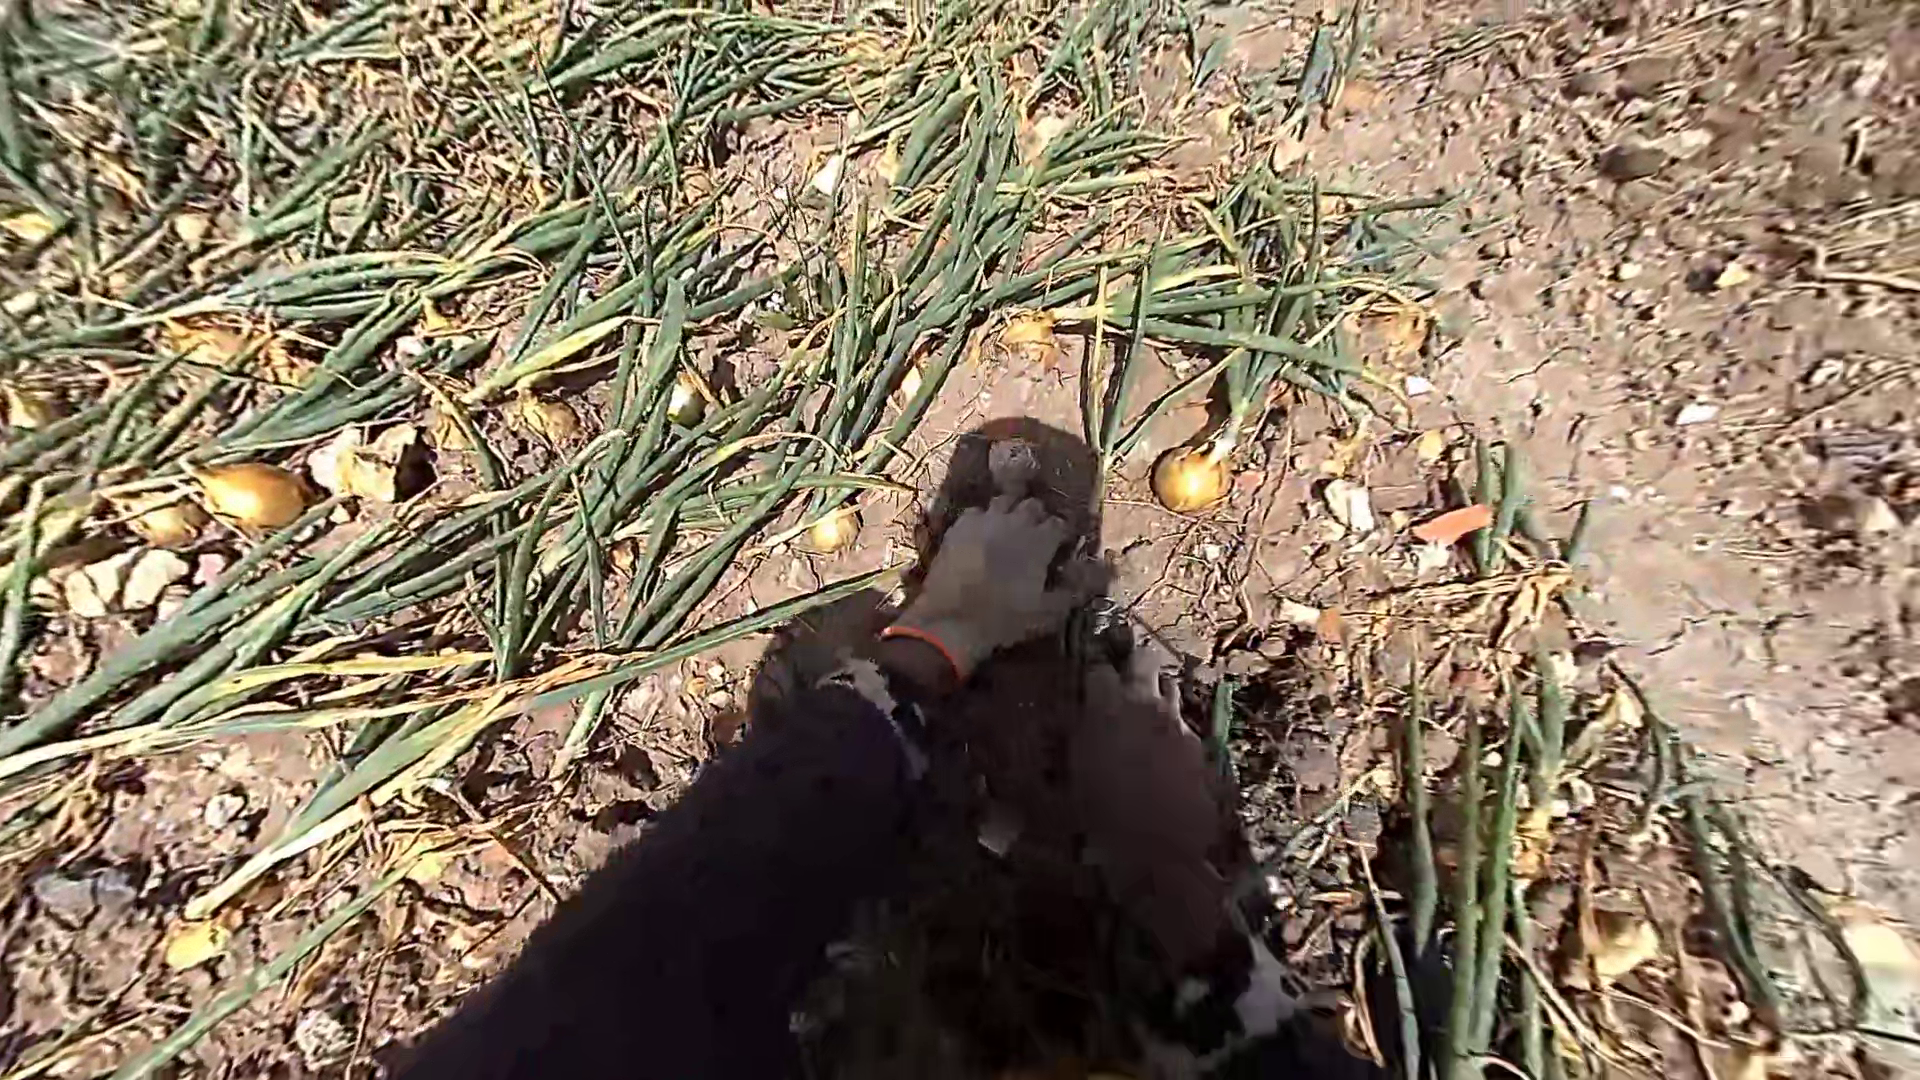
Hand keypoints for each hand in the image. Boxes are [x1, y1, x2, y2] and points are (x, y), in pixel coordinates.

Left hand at [892, 495, 1088, 675]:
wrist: (953, 619)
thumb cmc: (1006, 619)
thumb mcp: (1049, 612)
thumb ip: (1075, 589)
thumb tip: (1101, 573)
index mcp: (1040, 540)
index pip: (1061, 524)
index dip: (1063, 533)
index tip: (1062, 545)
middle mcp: (1015, 521)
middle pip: (1033, 505)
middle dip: (1038, 517)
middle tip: (1036, 535)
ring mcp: (985, 520)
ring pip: (1004, 501)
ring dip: (1011, 511)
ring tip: (1010, 527)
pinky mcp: (959, 526)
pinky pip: (976, 512)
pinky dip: (983, 519)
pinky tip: (981, 533)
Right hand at [1071, 643, 1233, 968]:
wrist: (1163, 854)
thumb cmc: (1103, 816)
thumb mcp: (1069, 780)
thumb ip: (1066, 744)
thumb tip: (1062, 726)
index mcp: (1106, 707)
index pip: (1098, 667)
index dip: (1092, 667)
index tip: (1087, 672)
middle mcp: (1143, 704)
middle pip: (1142, 659)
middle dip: (1130, 658)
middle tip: (1121, 668)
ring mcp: (1176, 723)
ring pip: (1169, 684)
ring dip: (1155, 688)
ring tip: (1143, 703)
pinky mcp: (1199, 745)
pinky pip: (1182, 722)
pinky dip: (1171, 725)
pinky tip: (1163, 747)